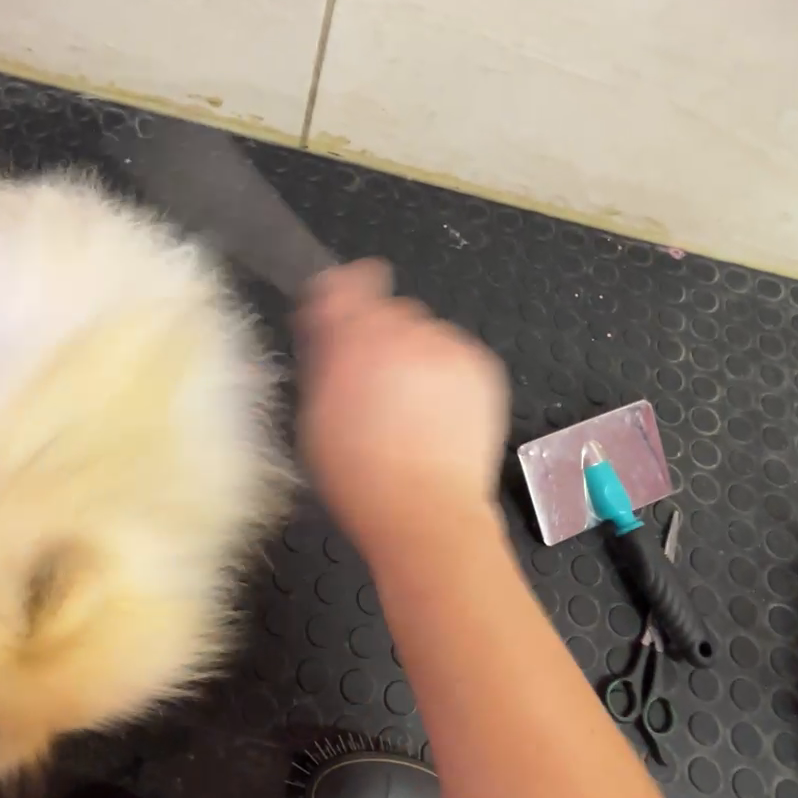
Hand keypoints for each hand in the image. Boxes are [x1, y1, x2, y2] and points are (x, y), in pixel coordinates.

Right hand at [294, 259, 508, 557]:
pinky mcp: (482, 367)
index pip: (343, 285)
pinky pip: (456, 353)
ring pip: (424, 332)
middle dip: (378, 337)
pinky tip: (436, 414)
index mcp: (351, 341)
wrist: (425, 511)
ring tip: (410, 408)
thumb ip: (321, 357)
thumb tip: (324, 321)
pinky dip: (445, 373)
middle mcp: (402, 332)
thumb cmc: (358, 475)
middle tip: (373, 384)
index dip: (339, 294)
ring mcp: (447, 347)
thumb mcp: (315, 415)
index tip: (338, 312)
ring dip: (414, 355)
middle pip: (387, 311)